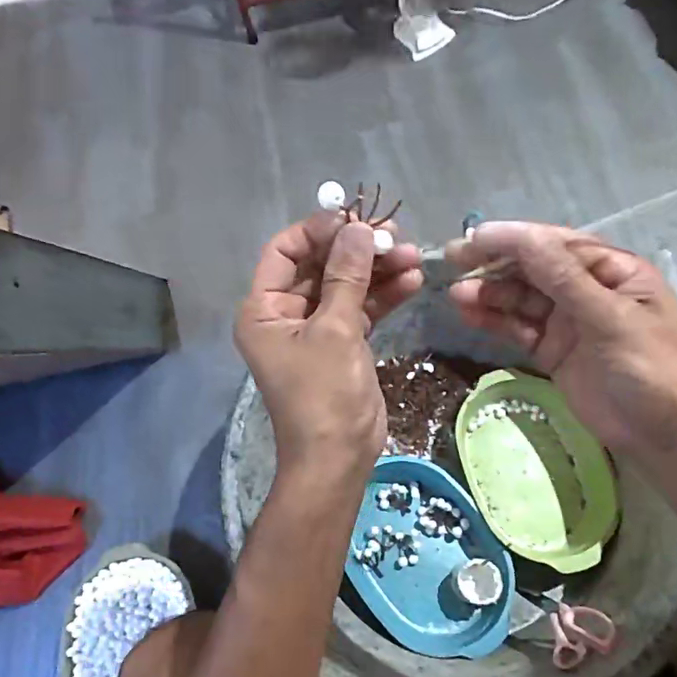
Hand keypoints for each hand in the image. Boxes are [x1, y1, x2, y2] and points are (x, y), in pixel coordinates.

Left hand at [237, 211, 423, 480]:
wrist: (338, 457)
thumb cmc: (324, 394)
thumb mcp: (335, 330)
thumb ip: (347, 276)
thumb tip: (359, 228)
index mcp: (263, 310)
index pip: (283, 251)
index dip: (317, 231)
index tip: (355, 219)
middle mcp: (284, 315)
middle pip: (319, 265)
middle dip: (356, 249)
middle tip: (394, 235)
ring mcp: (315, 330)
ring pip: (345, 286)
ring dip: (377, 270)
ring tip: (412, 255)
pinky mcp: (343, 344)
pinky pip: (361, 309)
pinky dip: (384, 295)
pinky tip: (412, 281)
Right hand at [447, 221, 676, 451]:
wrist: (663, 435)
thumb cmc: (651, 370)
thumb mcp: (611, 320)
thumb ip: (565, 280)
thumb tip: (525, 238)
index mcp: (614, 271)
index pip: (558, 245)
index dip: (516, 239)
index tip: (475, 236)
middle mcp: (588, 290)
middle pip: (535, 269)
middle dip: (496, 263)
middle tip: (453, 258)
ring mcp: (569, 322)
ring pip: (522, 299)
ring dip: (490, 294)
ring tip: (456, 294)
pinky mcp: (553, 351)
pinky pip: (520, 329)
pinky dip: (495, 321)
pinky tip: (469, 314)